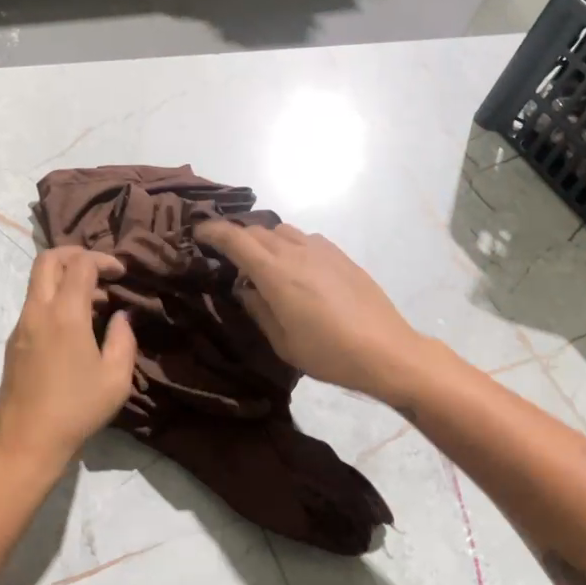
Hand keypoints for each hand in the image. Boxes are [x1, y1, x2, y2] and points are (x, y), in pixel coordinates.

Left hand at [0, 247, 138, 467]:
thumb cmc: (77, 409)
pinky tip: (75, 325)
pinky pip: (34, 303)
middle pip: (49, 259)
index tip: (121, 274)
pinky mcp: (14, 340)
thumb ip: (123, 340)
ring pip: (38, 281)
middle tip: (100, 270)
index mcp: (65, 314)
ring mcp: (21, 325)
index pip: (80, 264)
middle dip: (76, 254)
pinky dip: (54, 298)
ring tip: (94, 301)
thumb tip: (121, 317)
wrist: (26, 440)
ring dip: (64, 278)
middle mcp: (38, 310)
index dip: (103, 260)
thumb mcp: (115, 378)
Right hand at [196, 220, 444, 404]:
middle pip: (256, 231)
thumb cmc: (328, 353)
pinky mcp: (340, 255)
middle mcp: (296, 252)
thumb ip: (257, 309)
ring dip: (264, 239)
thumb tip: (244, 287)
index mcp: (275, 273)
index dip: (212, 232)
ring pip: (282, 231)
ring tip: (260, 260)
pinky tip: (295, 267)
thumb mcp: (282, 342)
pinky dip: (289, 244)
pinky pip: (305, 239)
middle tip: (224, 253)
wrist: (387, 351)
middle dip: (235, 237)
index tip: (197, 233)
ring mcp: (321, 250)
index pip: (235, 239)